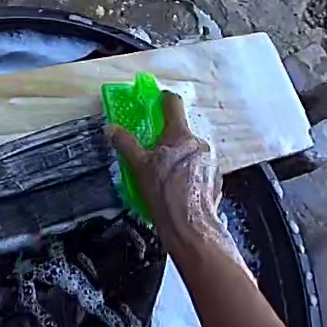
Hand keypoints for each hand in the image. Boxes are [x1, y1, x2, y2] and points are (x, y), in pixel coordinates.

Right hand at [105, 92, 232, 257]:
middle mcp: (199, 144)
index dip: (164, 99)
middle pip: (181, 133)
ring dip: (179, 159)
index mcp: (180, 135)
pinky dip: (189, 175)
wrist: (191, 227)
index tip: (157, 100)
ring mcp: (210, 161)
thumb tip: (111, 129)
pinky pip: (199, 170)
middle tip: (153, 153)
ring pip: (191, 152)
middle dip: (168, 140)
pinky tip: (178, 190)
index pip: (174, 104)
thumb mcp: (139, 167)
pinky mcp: (215, 179)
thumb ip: (125, 144)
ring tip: (164, 177)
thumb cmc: (165, 194)